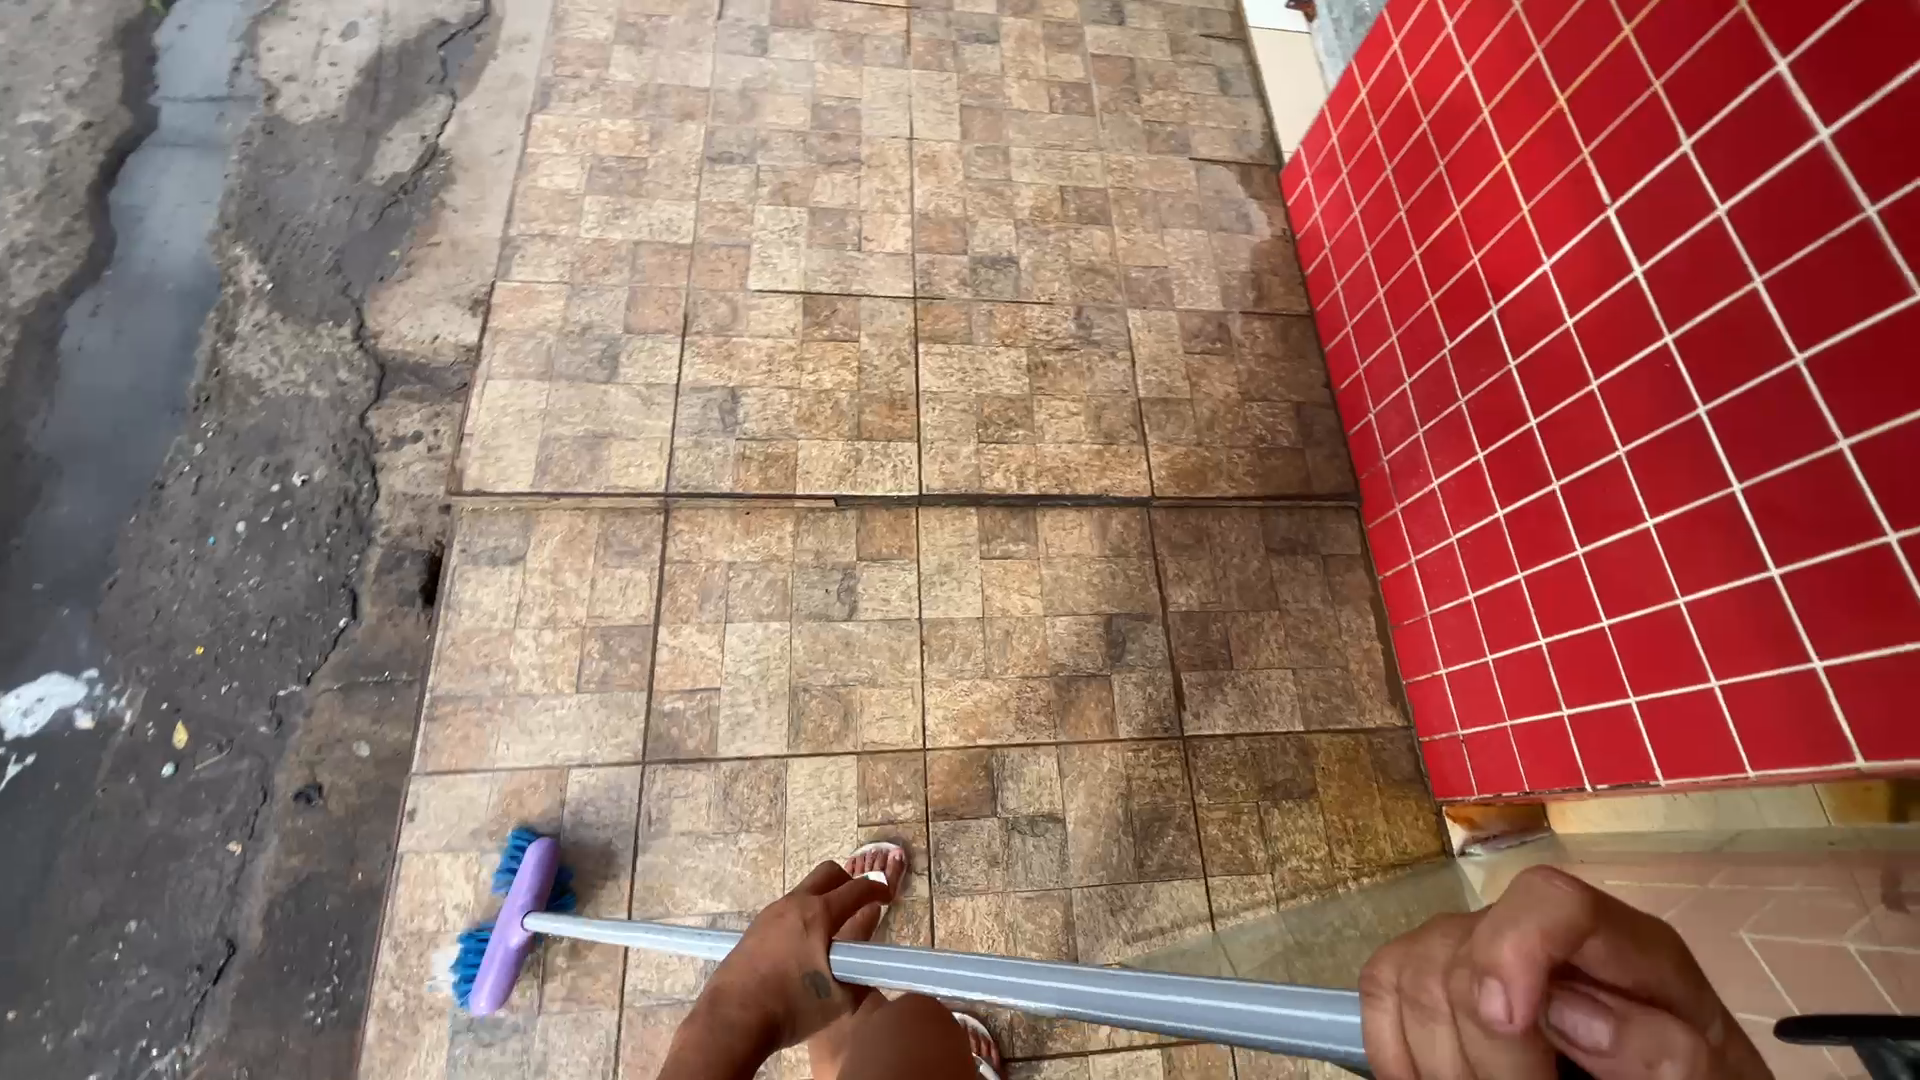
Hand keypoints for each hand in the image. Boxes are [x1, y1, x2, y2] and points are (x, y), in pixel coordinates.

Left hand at [691, 860, 890, 1054]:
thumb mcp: (838, 1001)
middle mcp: (795, 903)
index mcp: (819, 914)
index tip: (887, 896)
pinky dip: (802, 915)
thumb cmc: (789, 1008)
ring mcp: (771, 913)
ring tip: (829, 933)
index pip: (857, 890)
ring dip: (823, 900)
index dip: (877, 890)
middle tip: (857, 905)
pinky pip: (787, 908)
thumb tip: (869, 968)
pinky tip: (801, 948)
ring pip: (805, 890)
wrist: (731, 1020)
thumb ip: (861, 979)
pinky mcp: (755, 927)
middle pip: (828, 873)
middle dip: (848, 883)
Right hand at [1358, 865, 1771, 1078]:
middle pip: (1466, 958)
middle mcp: (1526, 924)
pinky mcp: (1415, 963)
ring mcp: (1462, 938)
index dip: (1514, 946)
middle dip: (1488, 1059)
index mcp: (1621, 944)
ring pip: (1413, 978)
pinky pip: (1379, 990)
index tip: (1506, 1022)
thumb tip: (1567, 1012)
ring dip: (1442, 1067)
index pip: (1551, 901)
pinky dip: (1395, 1053)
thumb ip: (1664, 1051)